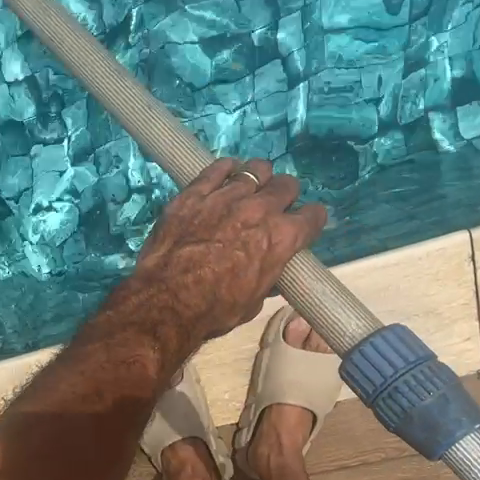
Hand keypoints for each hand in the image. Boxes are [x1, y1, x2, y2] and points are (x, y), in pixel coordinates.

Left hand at [127, 159, 327, 341]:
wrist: (166, 303)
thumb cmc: (212, 311)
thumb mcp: (252, 302)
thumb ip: (265, 277)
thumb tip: (269, 272)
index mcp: (282, 238)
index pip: (313, 216)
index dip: (308, 222)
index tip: (302, 226)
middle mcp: (260, 209)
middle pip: (286, 185)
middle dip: (283, 196)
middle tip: (270, 209)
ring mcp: (226, 197)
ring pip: (255, 169)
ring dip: (256, 179)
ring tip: (248, 190)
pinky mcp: (194, 193)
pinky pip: (217, 168)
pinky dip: (225, 170)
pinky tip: (224, 175)